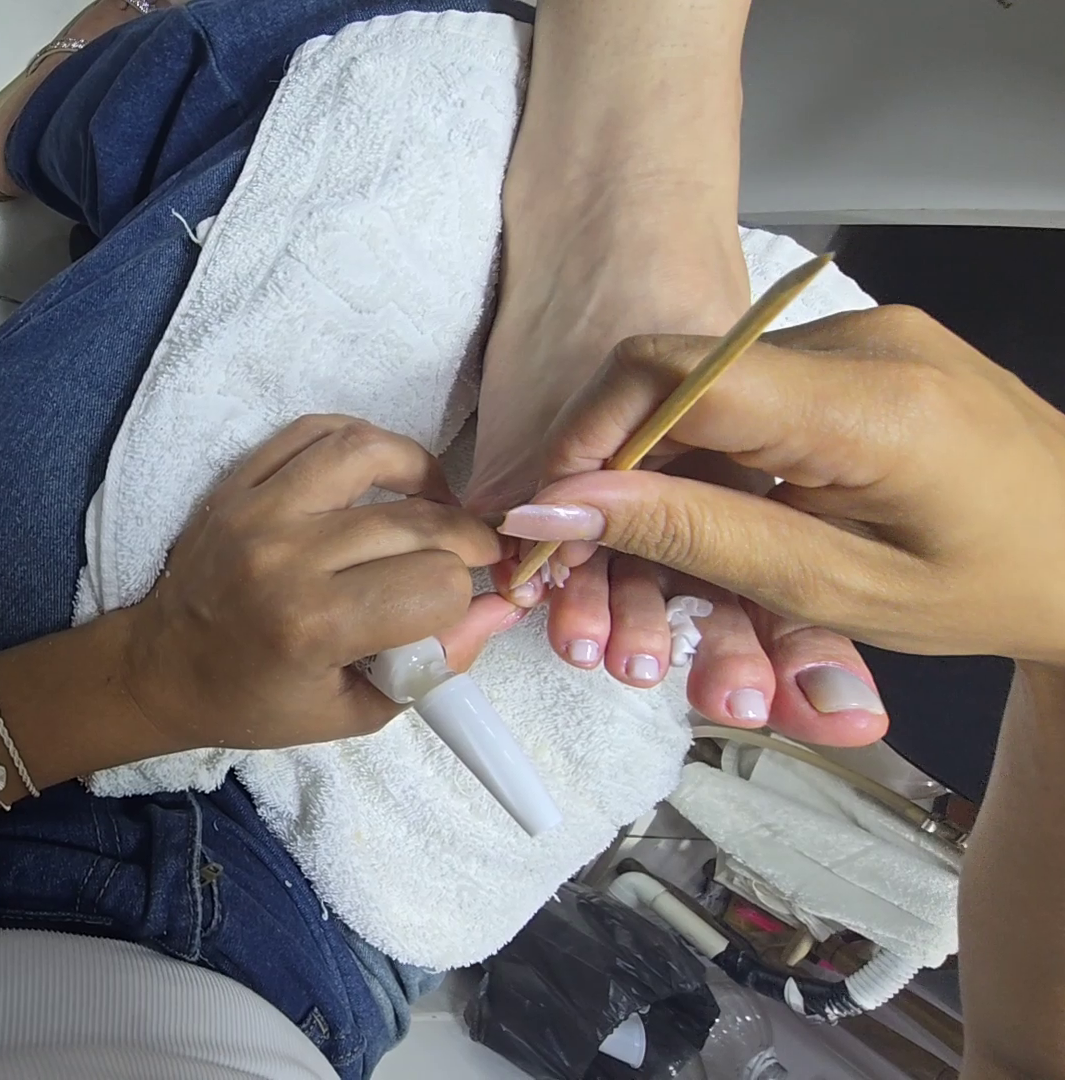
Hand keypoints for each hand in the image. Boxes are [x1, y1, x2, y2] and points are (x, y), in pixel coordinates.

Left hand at [122, 415, 523, 750]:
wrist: (161, 668)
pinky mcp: (234, 485)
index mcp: (312, 625)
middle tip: (468, 553)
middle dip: (463, 538)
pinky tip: (374, 475)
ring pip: (365, 449)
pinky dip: (356, 441)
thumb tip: (503, 605)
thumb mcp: (354, 710)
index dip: (463, 595)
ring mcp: (254, 510)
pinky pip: (308, 430)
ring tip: (430, 502)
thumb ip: (437, 662)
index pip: (436, 584)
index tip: (456, 604)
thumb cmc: (254, 702)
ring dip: (419, 469)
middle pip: (414, 521)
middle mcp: (284, 556)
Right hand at [499, 307, 1064, 668]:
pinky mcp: (837, 354)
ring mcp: (848, 339)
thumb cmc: (993, 589)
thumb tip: (549, 512)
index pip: (668, 377)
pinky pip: (717, 395)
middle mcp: (856, 341)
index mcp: (871, 402)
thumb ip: (683, 533)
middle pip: (663, 378)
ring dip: (633, 464)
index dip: (583, 439)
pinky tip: (683, 502)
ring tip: (628, 533)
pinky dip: (676, 453)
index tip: (553, 516)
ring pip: (680, 389)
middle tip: (577, 543)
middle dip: (598, 463)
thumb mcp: (827, 586)